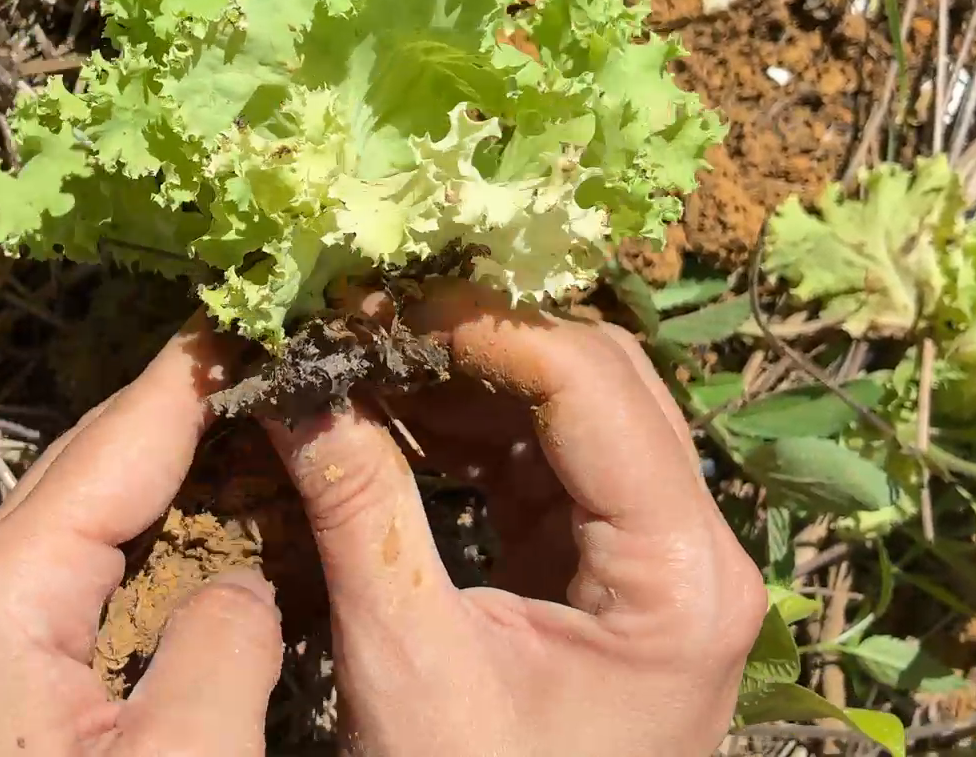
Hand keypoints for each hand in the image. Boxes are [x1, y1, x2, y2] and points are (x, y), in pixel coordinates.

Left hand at [0, 315, 282, 755]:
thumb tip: (239, 582)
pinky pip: (67, 554)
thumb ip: (227, 645)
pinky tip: (178, 516)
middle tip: (257, 365)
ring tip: (233, 424)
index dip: (191, 372)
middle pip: (91, 457)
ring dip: (157, 463)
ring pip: (77, 502)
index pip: (121, 439)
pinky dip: (131, 523)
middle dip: (177, 407)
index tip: (243, 313)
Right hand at [264, 279, 764, 755]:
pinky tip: (387, 411)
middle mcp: (684, 536)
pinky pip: (528, 445)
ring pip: (558, 397)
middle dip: (471, 333)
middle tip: (365, 322)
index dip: (481, 325)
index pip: (589, 381)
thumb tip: (291, 386)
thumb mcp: (407, 668)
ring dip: (457, 369)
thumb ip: (356, 511)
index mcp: (676, 570)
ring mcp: (643, 539)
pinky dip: (455, 417)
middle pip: (589, 371)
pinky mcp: (593, 547)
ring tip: (363, 358)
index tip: (376, 308)